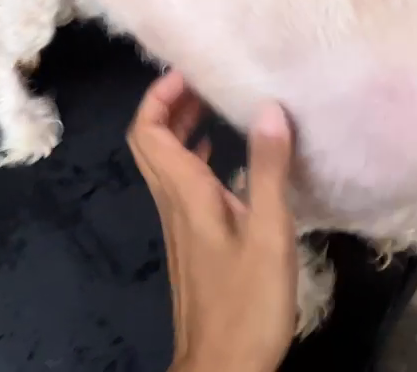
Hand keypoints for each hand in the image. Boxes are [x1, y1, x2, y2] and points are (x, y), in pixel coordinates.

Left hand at [127, 70, 297, 371]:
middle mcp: (172, 201)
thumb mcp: (269, 234)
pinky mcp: (191, 240)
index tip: (188, 73)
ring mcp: (178, 222)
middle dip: (167, 104)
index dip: (158, 96)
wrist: (222, 368)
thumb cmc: (246, 302)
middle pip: (149, 141)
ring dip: (179, 128)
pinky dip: (193, 157)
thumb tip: (268, 108)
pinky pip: (180, 182)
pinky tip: (221, 160)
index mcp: (184, 192)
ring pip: (163, 161)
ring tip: (212, 107)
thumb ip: (269, 170)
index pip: (147, 131)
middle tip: (201, 82)